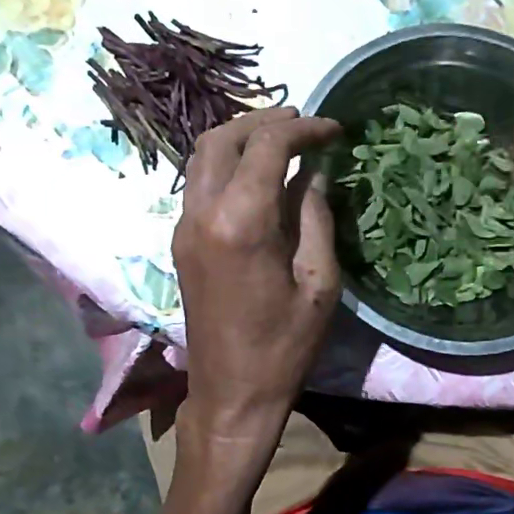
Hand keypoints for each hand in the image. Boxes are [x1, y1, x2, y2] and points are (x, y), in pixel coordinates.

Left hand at [174, 107, 343, 444]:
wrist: (232, 392)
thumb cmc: (284, 345)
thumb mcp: (318, 282)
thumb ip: (315, 216)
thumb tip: (312, 172)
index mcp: (241, 221)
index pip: (267, 145)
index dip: (304, 129)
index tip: (334, 130)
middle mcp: (202, 212)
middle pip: (222, 138)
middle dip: (263, 121)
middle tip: (302, 124)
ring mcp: (183, 226)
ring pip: (201, 157)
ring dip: (238, 138)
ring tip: (278, 141)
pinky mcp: (179, 241)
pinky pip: (196, 183)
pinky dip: (224, 164)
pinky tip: (254, 176)